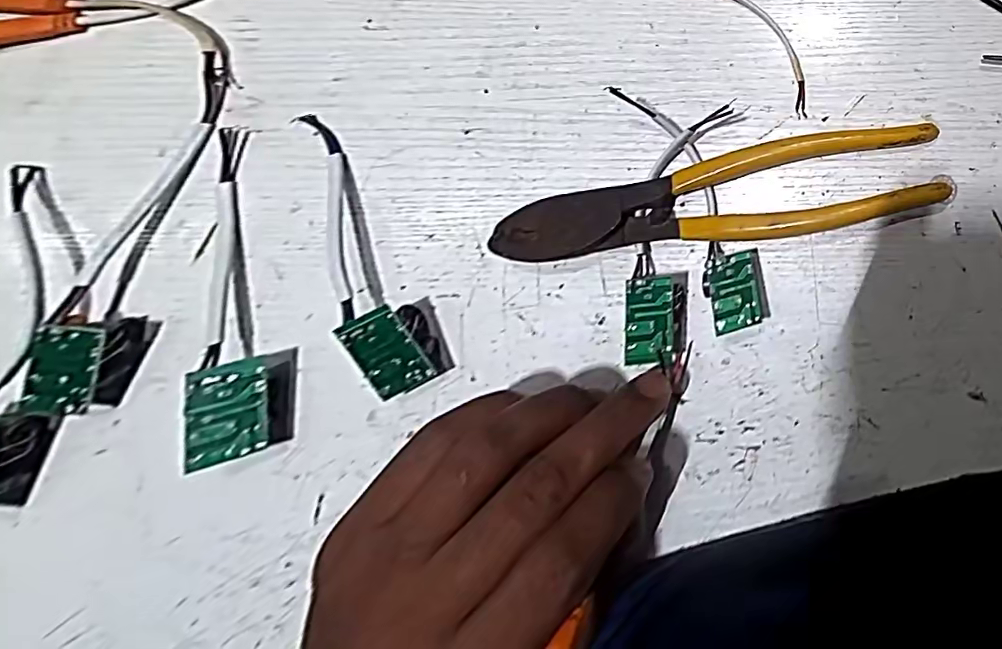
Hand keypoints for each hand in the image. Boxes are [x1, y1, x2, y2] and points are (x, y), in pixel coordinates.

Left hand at [304, 371, 670, 648]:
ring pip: (489, 447)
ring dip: (558, 408)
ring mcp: (382, 557)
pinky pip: (433, 439)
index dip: (618, 495)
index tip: (640, 469)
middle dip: (608, 427)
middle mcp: (419, 604)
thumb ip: (581, 580)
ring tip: (592, 397)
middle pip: (537, 487)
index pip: (565, 551)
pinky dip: (492, 409)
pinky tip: (526, 404)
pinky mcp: (358, 523)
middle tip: (643, 398)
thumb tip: (625, 492)